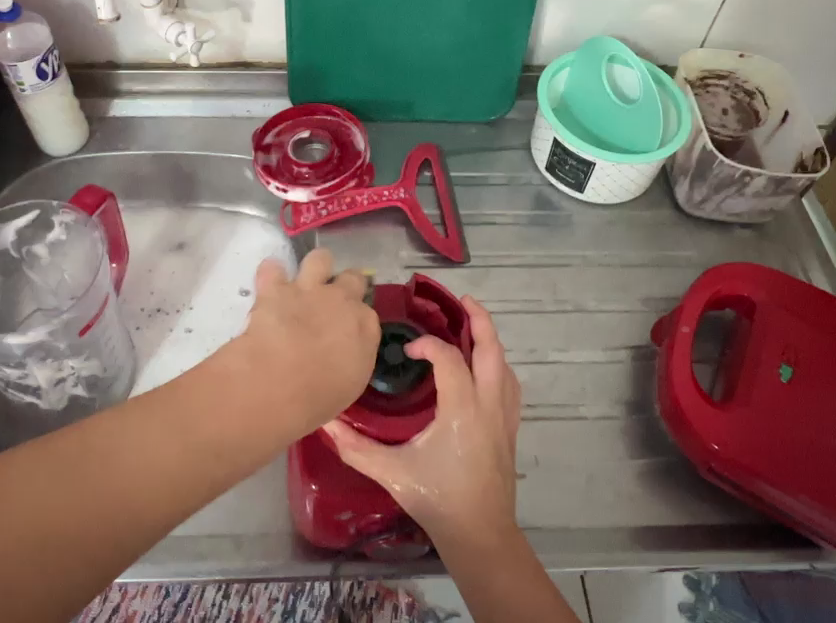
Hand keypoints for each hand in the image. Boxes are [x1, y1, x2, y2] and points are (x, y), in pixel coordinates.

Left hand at [226, 249, 380, 437]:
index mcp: (365, 327)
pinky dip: (270, 274)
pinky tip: (268, 282)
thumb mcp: (347, 386)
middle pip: (353, 278)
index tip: (347, 330)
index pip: (367, 314)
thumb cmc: (319, 397)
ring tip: (304, 281)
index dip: (356, 319)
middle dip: (345, 285)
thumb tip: (340, 359)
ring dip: (314, 268)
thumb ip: (349, 362)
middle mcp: (342, 301)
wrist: (279, 382)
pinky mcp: (276, 288)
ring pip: (320, 259)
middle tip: (332, 301)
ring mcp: (309, 289)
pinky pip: (273, 268)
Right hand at [321, 295, 521, 546]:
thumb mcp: (392, 473)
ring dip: (491, 341)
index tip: (408, 351)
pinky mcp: (510, 429)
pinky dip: (500, 366)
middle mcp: (488, 404)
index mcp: (461, 408)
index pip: (448, 358)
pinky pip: (511, 385)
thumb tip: (325, 423)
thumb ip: (356, 448)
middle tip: (462, 301)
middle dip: (479, 320)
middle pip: (491, 349)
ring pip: (505, 365)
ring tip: (473, 327)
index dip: (428, 346)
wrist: (480, 534)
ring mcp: (504, 416)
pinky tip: (487, 369)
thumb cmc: (437, 499)